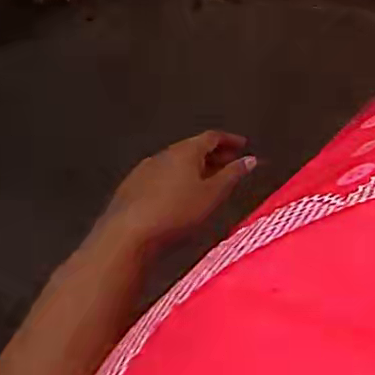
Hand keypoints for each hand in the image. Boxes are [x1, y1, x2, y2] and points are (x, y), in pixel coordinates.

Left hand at [90, 131, 256, 251]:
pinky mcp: (129, 189)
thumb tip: (250, 160)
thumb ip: (233, 175)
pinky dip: (174, 180)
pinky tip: (177, 196)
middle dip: (213, 155)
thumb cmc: (175, 213)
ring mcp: (143, 170)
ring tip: (205, 182)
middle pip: (193, 148)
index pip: (212, 136)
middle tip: (228, 164)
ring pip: (175, 162)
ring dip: (193, 168)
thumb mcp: (212, 195)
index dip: (230, 140)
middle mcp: (164, 154)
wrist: (124, 238)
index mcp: (186, 150)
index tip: (242, 146)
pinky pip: (159, 176)